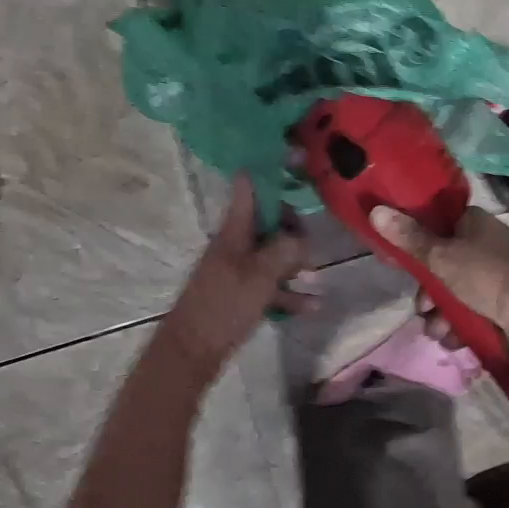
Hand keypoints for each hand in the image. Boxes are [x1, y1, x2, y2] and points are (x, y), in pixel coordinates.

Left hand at [159, 176, 310, 381]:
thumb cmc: (224, 304)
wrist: (194, 347)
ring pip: (273, 253)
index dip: (270, 170)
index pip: (250, 186)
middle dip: (293, 230)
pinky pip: (271, 284)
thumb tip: (299, 239)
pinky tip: (313, 305)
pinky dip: (290, 292)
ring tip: (315, 276)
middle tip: (308, 250)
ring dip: (294, 262)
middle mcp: (236, 241)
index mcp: (236, 228)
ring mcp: (238, 267)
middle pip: (269, 221)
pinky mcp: (242, 292)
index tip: (295, 160)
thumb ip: (283, 251)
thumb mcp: (260, 274)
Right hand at [369, 205, 508, 350]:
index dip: (417, 239)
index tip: (402, 259)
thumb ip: (408, 238)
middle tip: (420, 307)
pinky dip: (459, 324)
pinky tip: (453, 340)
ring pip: (455, 289)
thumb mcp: (441, 257)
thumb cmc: (487, 277)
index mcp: (475, 221)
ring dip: (440, 313)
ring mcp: (499, 274)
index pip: (438, 221)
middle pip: (443, 260)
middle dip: (427, 290)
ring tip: (436, 332)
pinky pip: (472, 308)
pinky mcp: (506, 303)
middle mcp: (487, 243)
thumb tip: (374, 210)